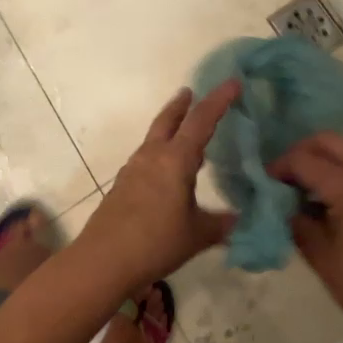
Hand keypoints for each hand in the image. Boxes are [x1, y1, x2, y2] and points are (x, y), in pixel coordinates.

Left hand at [75, 83, 240, 290]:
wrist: (103, 259)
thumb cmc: (155, 242)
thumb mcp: (197, 235)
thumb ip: (220, 225)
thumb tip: (238, 220)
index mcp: (175, 159)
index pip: (201, 120)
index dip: (219, 100)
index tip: (233, 82)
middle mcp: (152, 156)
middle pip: (169, 119)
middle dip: (182, 105)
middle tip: (192, 92)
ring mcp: (133, 169)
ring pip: (155, 138)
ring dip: (170, 129)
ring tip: (186, 135)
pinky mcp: (123, 185)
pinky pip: (147, 158)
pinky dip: (161, 153)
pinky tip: (168, 173)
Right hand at [270, 132, 342, 342]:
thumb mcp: (319, 255)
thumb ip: (295, 221)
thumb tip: (276, 202)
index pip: (304, 160)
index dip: (278, 168)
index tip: (259, 184)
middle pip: (327, 142)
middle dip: (298, 152)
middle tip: (279, 179)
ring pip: (342, 153)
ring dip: (317, 162)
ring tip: (295, 191)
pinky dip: (332, 174)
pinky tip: (318, 204)